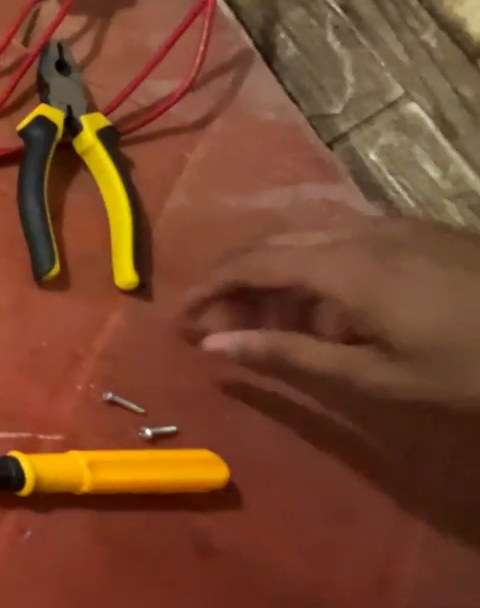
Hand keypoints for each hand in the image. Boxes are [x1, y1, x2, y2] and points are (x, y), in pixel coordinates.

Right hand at [180, 217, 479, 411]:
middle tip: (216, 328)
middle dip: (233, 287)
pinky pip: (347, 245)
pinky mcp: (429, 237)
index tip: (178, 325)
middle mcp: (361, 234)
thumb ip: (289, 355)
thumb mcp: (383, 376)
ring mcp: (399, 231)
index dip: (203, 292)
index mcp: (343, 265)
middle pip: (270, 249)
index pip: (245, 266)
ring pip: (306, 245)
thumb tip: (212, 344)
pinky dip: (316, 275)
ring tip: (271, 327)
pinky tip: (333, 312)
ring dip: (274, 282)